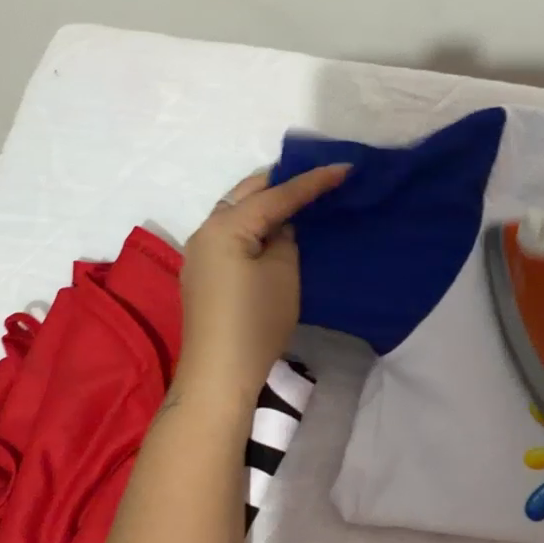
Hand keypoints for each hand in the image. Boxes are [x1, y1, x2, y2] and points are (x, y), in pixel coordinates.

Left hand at [175, 165, 349, 406]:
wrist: (219, 374)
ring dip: (264, 205)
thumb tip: (278, 230)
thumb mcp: (283, 275)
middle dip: (281, 184)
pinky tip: (272, 234)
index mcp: (226, 226)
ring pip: (235, 214)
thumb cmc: (256, 322)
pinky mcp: (203, 276)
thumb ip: (285, 241)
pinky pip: (230, 236)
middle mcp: (206, 231)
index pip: (275, 195)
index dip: (311, 182)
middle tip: (316, 179)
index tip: (343, 168)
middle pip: (246, 195)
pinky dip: (253, 227)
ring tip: (297, 202)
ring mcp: (200, 254)